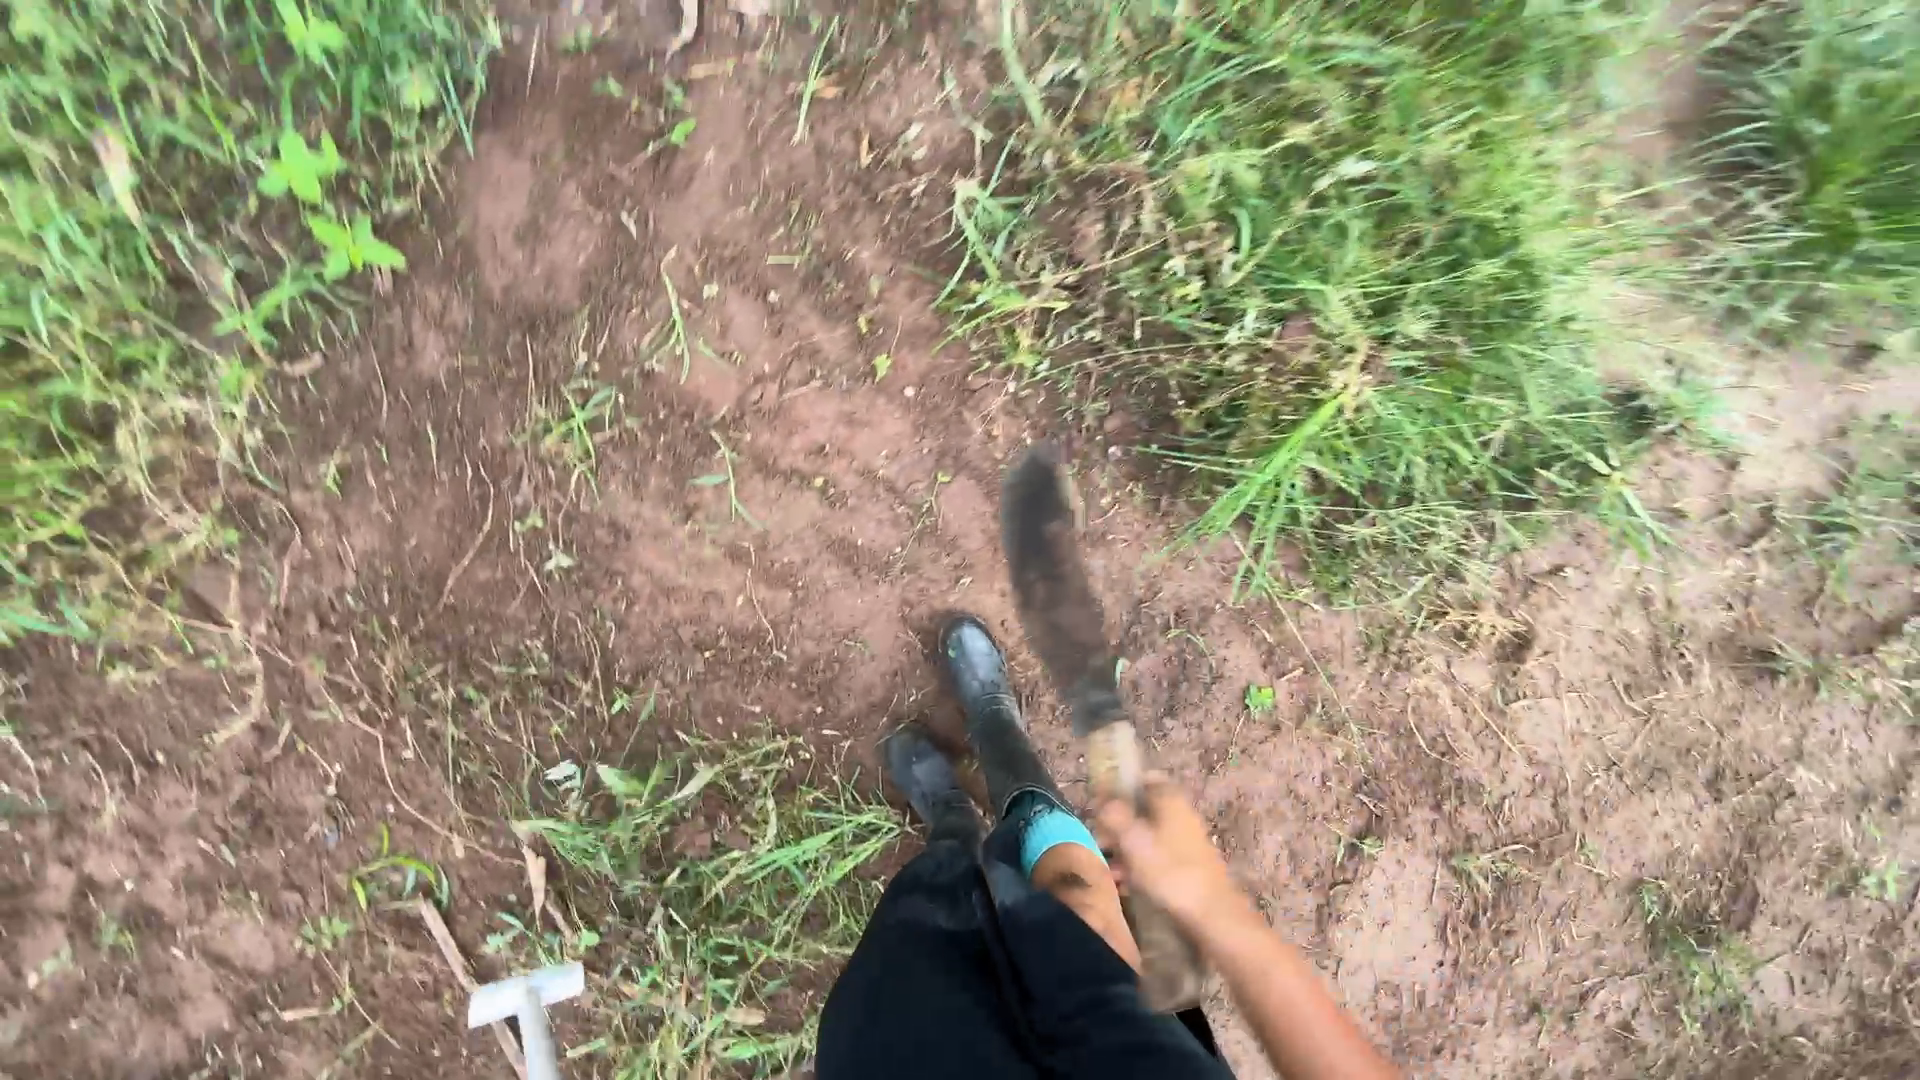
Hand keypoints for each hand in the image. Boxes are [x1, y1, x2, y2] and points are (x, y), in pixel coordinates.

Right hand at [1093, 778, 1243, 929]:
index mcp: (1169, 798)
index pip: (1143, 778)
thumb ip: (1113, 813)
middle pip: (1143, 808)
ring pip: (1148, 834)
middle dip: (1118, 823)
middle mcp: (1180, 813)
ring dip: (1125, 847)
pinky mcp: (1188, 865)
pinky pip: (1157, 856)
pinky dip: (1139, 864)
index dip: (1120, 787)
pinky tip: (1124, 882)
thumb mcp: (1133, 839)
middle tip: (1099, 839)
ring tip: (1107, 866)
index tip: (1100, 802)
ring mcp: (1185, 840)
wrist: (1213, 915)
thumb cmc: (1170, 871)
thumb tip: (1100, 795)